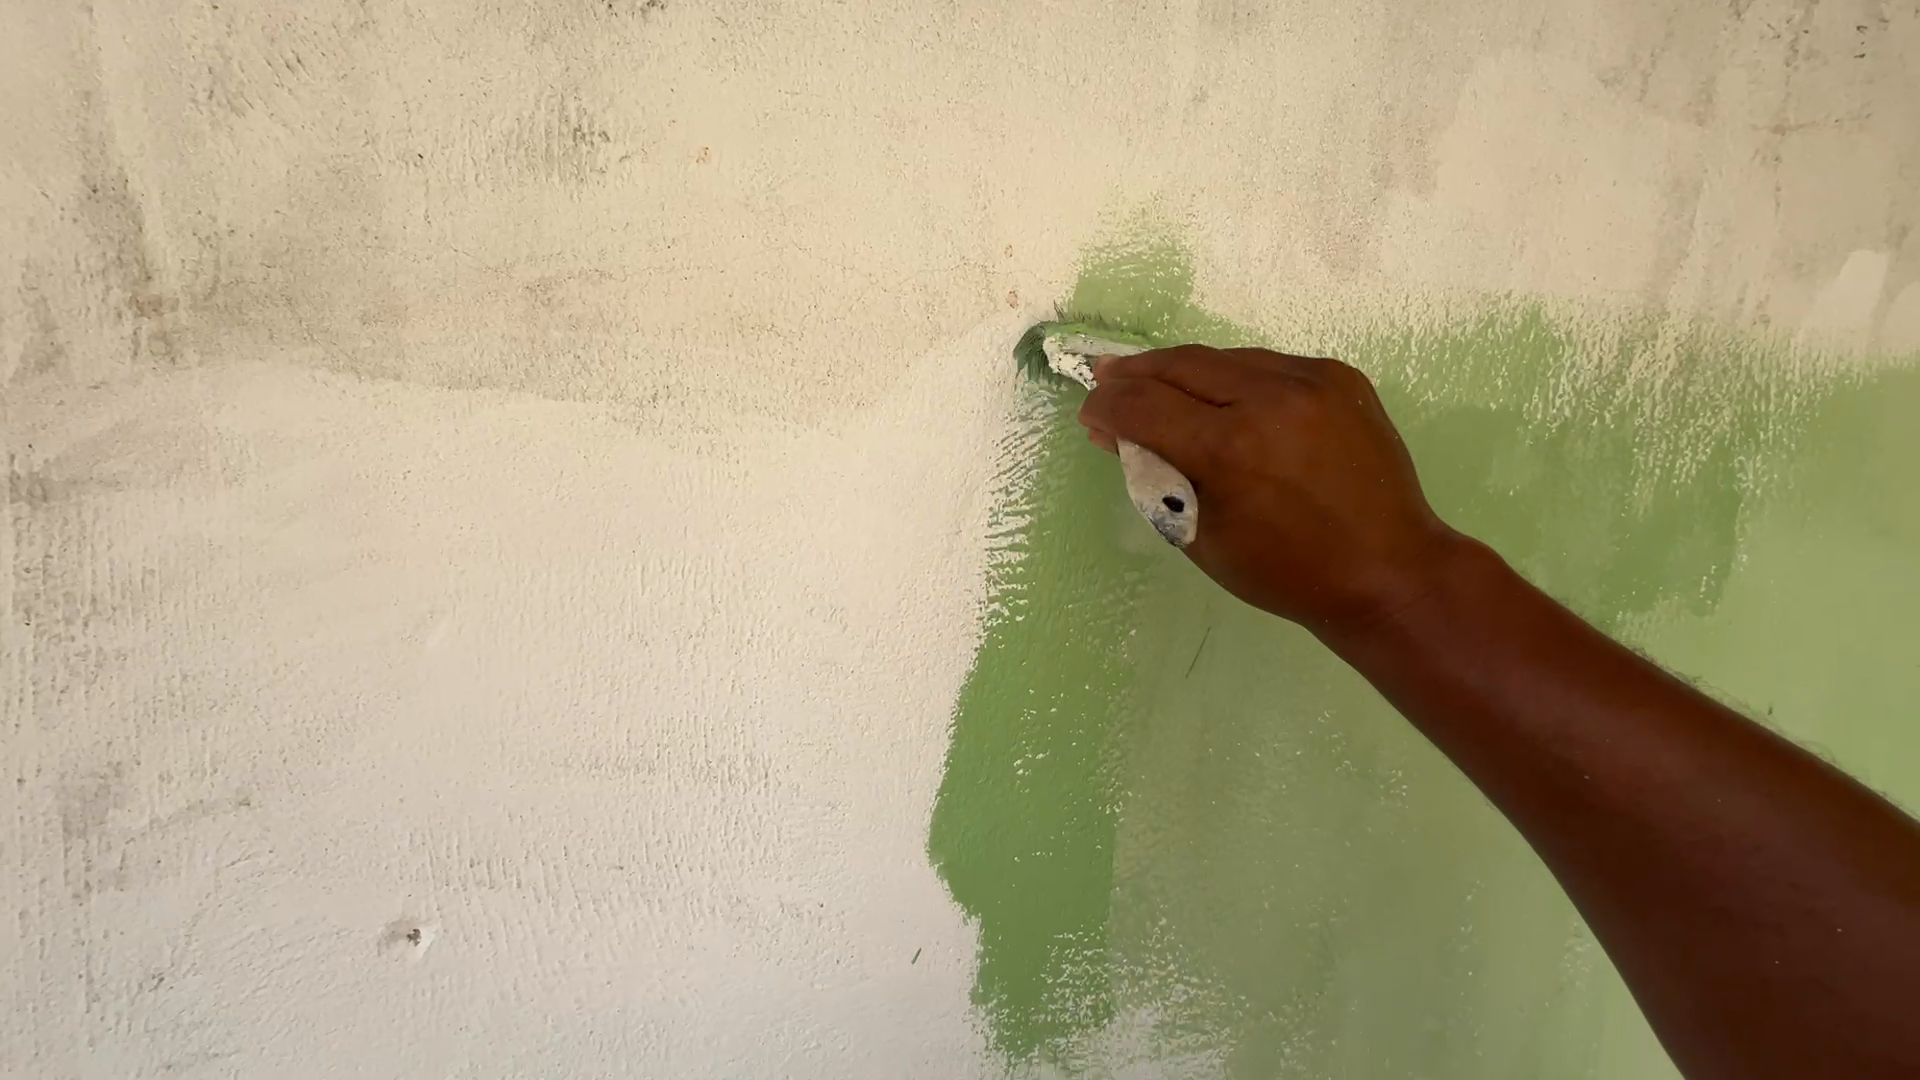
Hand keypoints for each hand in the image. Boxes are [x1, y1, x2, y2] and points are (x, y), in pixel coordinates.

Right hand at [1079, 346, 1459, 634]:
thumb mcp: (1198, 535)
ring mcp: (1312, 381)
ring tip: (1153, 382)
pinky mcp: (1339, 378)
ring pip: (1222, 357)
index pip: (1143, 406)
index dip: (1106, 406)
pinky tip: (1215, 393)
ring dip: (1179, 370)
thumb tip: (1121, 436)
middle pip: (1179, 365)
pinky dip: (1229, 376)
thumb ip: (1156, 476)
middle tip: (1104, 377)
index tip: (1089, 413)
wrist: (1387, 570)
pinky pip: (1264, 364)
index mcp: (1229, 448)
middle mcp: (1270, 398)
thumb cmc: (1282, 571)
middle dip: (1133, 373)